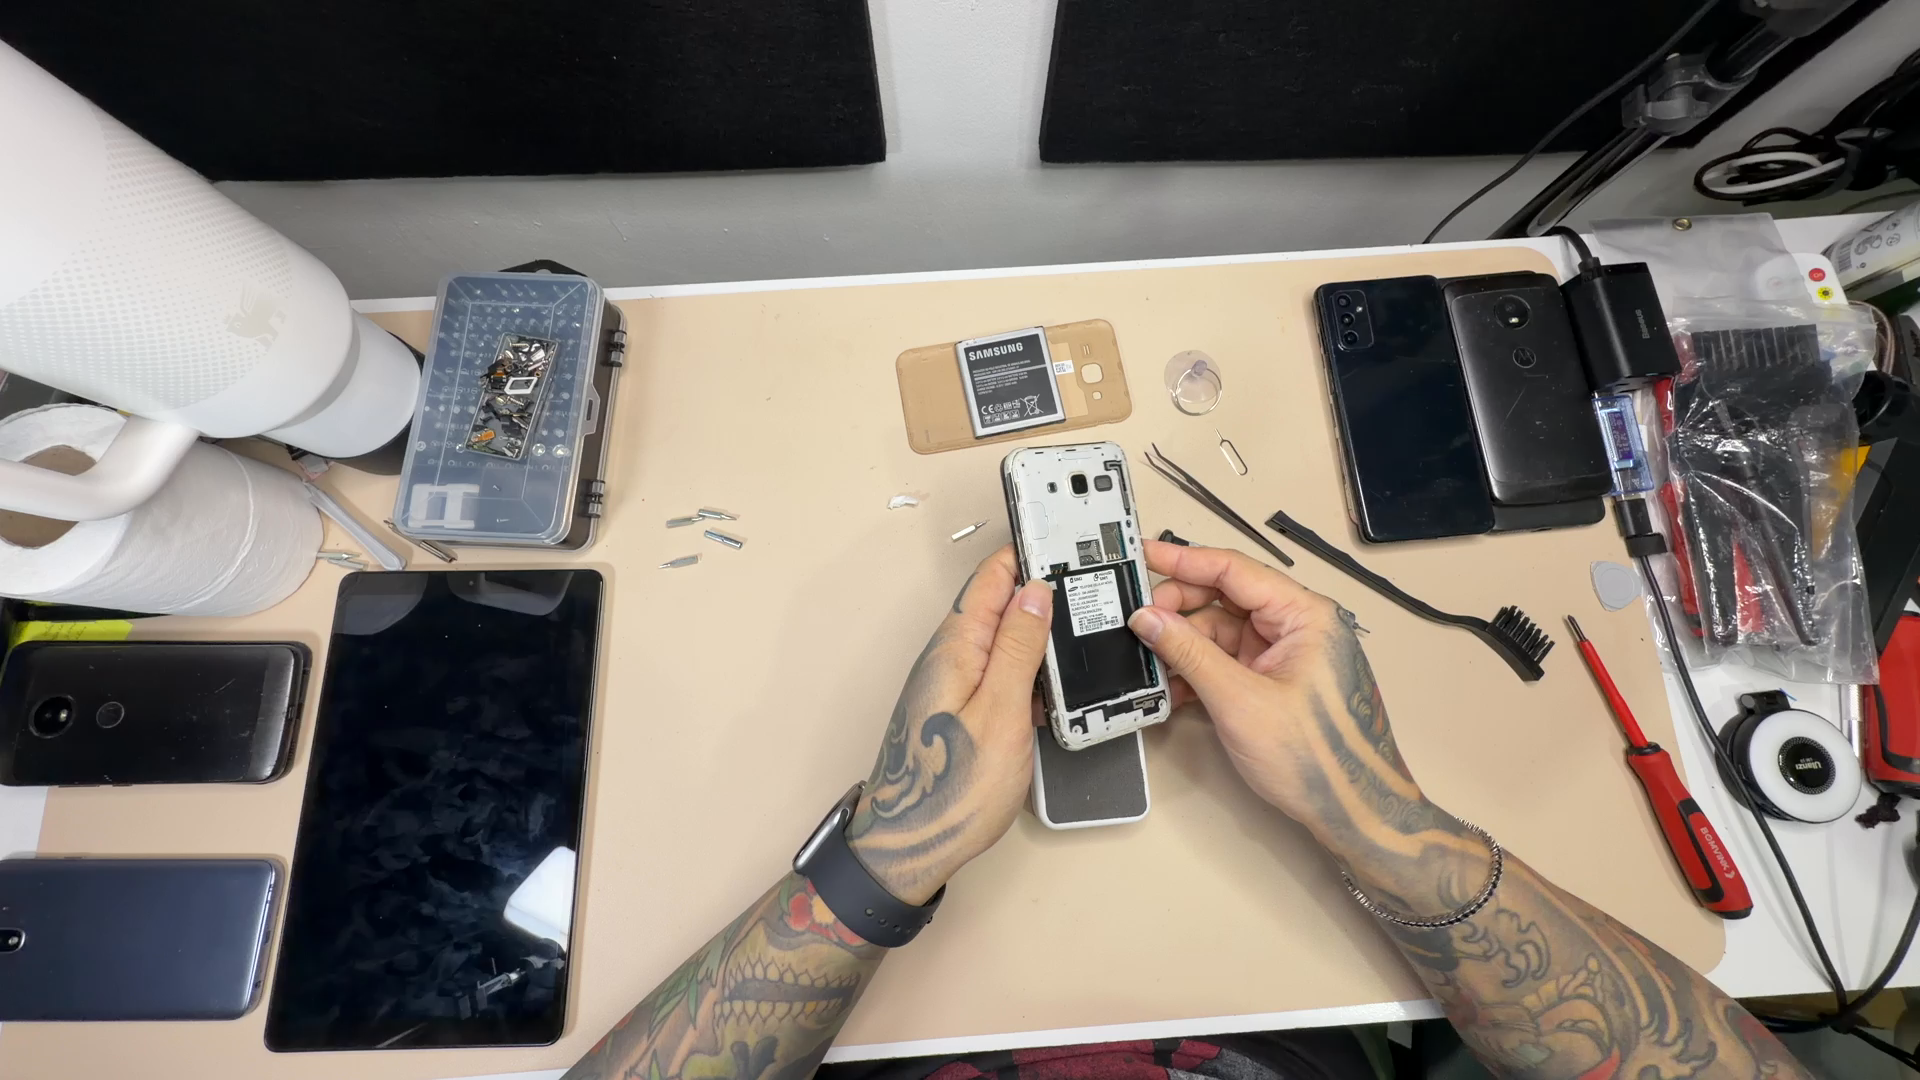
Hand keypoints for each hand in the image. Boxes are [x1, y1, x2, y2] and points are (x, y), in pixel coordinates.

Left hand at [847, 546, 1052, 904]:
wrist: (911, 844)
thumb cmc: (954, 785)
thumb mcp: (1001, 710)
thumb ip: (1019, 649)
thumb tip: (1036, 592)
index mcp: (956, 645)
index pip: (992, 578)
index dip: (1026, 554)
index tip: (1064, 540)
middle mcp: (950, 655)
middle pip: (997, 604)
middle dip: (1036, 587)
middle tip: (1085, 581)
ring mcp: (953, 681)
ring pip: (1000, 638)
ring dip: (1035, 628)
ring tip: (1078, 626)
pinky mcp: (959, 705)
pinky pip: (997, 669)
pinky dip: (1026, 665)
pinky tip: (1051, 676)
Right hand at [1127, 541, 1464, 881]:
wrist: (1354, 815)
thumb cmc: (1321, 759)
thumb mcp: (1240, 700)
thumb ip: (1189, 653)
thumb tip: (1148, 619)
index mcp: (1304, 616)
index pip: (1234, 570)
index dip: (1184, 559)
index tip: (1144, 554)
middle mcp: (1295, 627)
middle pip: (1223, 598)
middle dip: (1178, 609)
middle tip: (1140, 621)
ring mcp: (1282, 654)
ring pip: (1218, 630)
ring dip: (1183, 646)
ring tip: (1152, 662)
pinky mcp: (1271, 679)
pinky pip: (1224, 659)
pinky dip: (1197, 668)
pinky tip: (1173, 685)